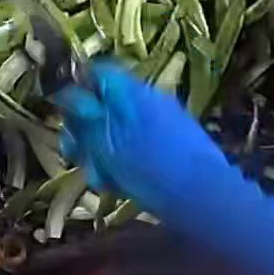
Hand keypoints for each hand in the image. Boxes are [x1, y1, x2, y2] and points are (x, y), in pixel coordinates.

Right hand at [55, 62, 273, 274]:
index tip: (65, 116)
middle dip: (85, 127)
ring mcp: (162, 121)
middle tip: (76, 155)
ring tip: (99, 177)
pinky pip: (135, 142)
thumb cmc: (152, 170)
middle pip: (104, 101)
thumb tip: (65, 89)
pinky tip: (117, 183)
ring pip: (116, 125)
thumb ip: (85, 114)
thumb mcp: (108, 142)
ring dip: (100, 148)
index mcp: (133, 92)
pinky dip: (121, 158)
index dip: (76, 89)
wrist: (208, 202)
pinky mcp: (171, 143)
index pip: (97, 72)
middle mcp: (148, 99)